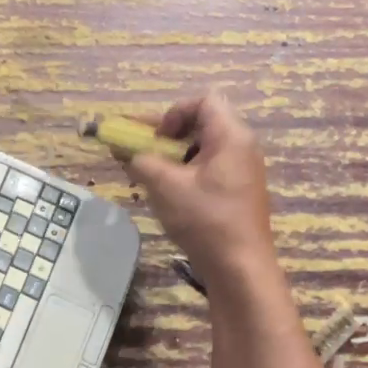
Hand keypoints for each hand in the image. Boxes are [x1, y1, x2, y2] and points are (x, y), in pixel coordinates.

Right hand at [126, 92, 275, 286]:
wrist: (239, 265)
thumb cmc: (204, 219)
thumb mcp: (163, 185)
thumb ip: (141, 159)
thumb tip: (125, 150)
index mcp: (231, 137)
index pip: (204, 101)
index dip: (173, 112)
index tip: (157, 138)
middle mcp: (242, 147)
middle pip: (202, 122)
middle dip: (167, 135)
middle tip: (143, 154)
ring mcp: (242, 169)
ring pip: (202, 147)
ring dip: (172, 155)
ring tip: (150, 176)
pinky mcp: (238, 189)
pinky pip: (208, 166)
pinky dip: (184, 171)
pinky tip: (168, 193)